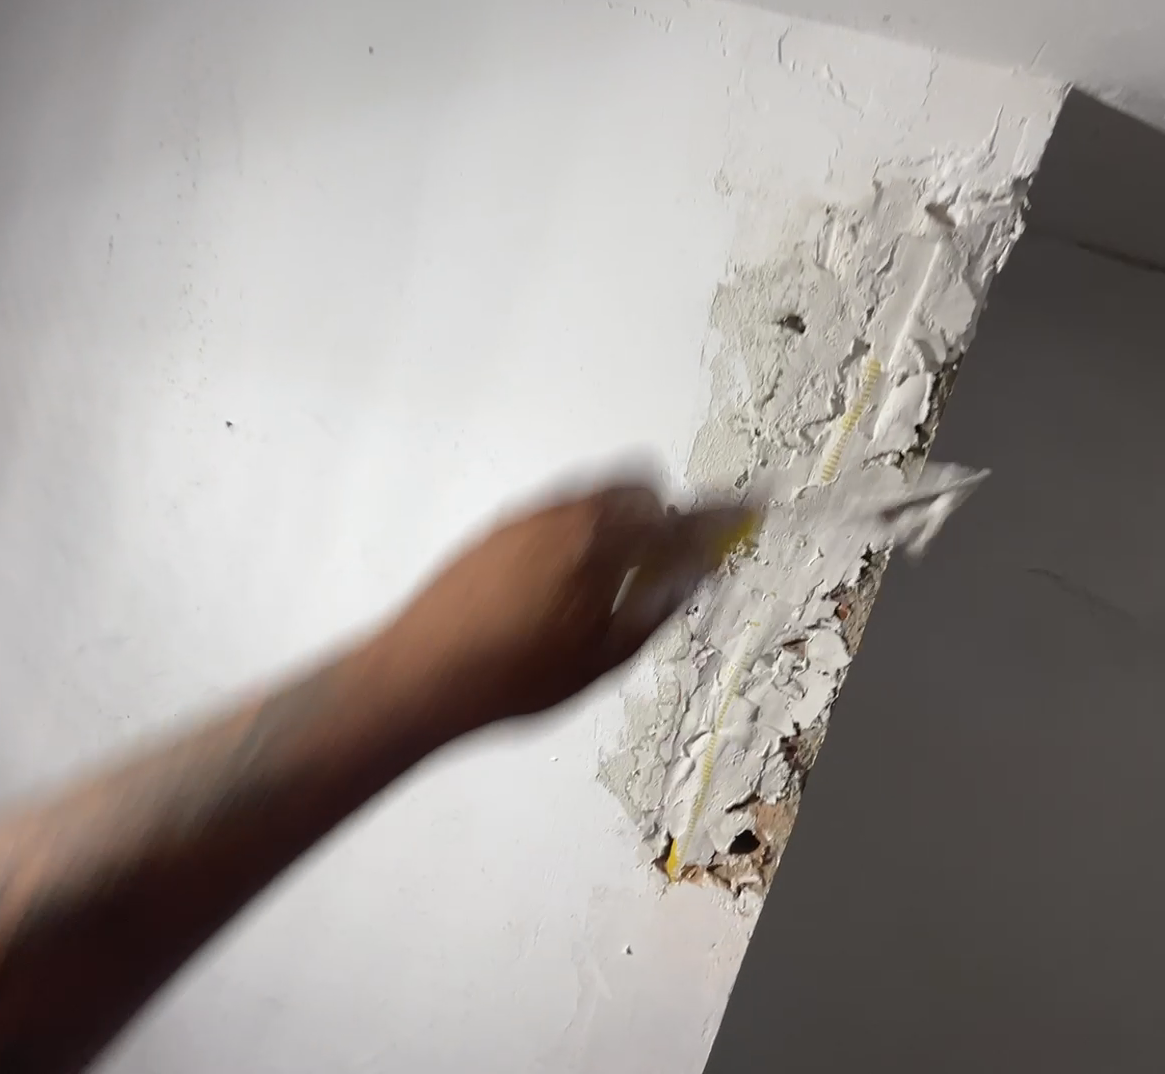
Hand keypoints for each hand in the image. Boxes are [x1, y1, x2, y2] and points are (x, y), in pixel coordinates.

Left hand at [359, 482, 751, 735]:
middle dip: (664, 515)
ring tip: (609, 581)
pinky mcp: (500, 525)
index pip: (679, 519)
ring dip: (623, 520)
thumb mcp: (604, 656)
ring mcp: (529, 514)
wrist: (418, 676)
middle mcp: (567, 512)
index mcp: (600, 543)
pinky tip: (563, 581)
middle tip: (663, 564)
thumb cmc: (517, 677)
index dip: (719, 516)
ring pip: (599, 495)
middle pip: (639, 487)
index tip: (746, 509)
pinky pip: (564, 509)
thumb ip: (657, 605)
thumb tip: (694, 571)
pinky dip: (586, 528)